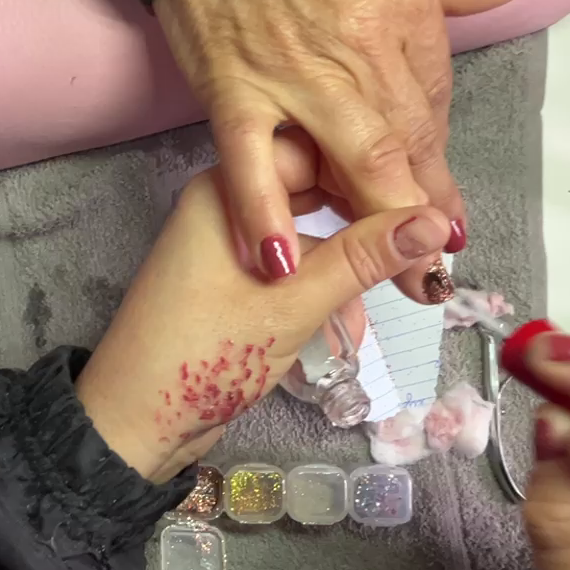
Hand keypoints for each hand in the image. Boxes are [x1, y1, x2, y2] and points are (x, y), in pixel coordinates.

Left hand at [77, 170, 453, 481]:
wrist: (132, 420)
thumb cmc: (205, 354)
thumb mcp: (290, 304)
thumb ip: (363, 258)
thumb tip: (437, 222)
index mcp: (227, 186)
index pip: (318, 149)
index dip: (377, 171)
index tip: (435, 202)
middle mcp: (225, 204)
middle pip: (315, 191)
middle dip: (370, 222)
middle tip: (430, 248)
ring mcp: (225, 244)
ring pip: (305, 233)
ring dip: (349, 260)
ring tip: (407, 283)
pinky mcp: (228, 281)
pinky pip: (288, 265)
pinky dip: (321, 283)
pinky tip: (356, 312)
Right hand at [154, 0, 547, 301]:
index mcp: (407, 9)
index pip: (432, 104)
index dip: (440, 165)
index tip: (448, 212)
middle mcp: (362, 52)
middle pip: (406, 147)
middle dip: (427, 216)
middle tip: (438, 271)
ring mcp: (295, 77)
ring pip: (350, 163)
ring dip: (376, 228)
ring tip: (396, 282)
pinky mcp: (233, 90)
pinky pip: (252, 163)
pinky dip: (265, 214)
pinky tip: (281, 262)